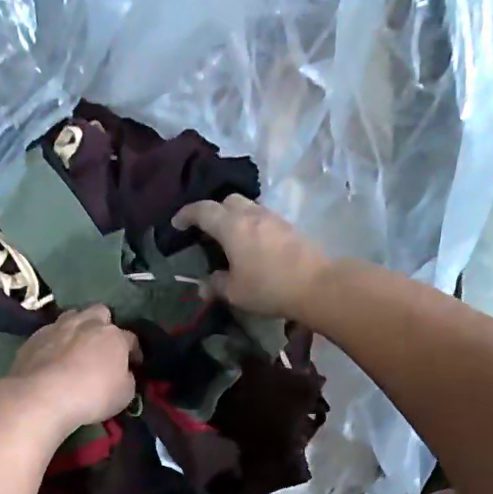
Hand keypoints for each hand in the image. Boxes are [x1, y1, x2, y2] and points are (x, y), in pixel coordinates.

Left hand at [1, 306, 139, 436]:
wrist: (42, 396)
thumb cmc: (91, 396)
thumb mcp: (124, 394)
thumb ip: (126, 378)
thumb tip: (123, 373)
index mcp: (113, 336)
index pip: (130, 338)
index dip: (134, 351)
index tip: (133, 364)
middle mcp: (86, 323)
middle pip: (100, 313)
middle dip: (103, 325)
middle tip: (101, 346)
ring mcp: (58, 327)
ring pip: (72, 316)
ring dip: (78, 328)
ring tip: (76, 347)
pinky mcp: (34, 337)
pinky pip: (50, 333)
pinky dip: (55, 342)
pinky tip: (53, 358)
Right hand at [171, 194, 332, 318]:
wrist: (315, 285)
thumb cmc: (268, 287)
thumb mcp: (235, 292)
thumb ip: (216, 285)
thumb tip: (204, 285)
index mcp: (231, 226)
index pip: (203, 210)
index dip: (186, 214)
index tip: (177, 223)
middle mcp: (251, 214)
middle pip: (227, 201)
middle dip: (213, 211)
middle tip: (206, 231)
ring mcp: (272, 218)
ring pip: (247, 206)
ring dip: (235, 217)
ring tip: (230, 239)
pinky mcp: (288, 227)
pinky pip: (262, 218)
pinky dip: (251, 226)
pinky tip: (252, 246)